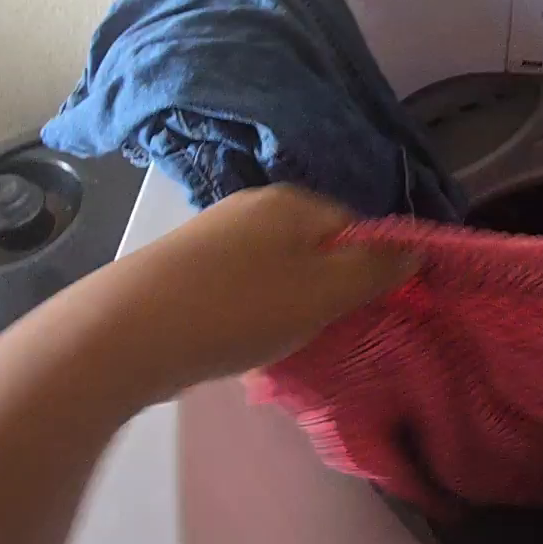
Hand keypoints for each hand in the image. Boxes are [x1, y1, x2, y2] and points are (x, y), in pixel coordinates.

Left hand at [113, 185, 417, 389]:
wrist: (126, 332)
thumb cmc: (242, 307)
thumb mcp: (325, 291)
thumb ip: (375, 269)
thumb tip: (416, 250)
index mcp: (294, 201)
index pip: (356, 227)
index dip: (368, 270)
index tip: (360, 312)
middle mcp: (254, 205)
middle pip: (315, 247)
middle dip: (326, 290)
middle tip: (321, 331)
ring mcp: (214, 232)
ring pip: (277, 268)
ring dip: (288, 304)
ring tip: (277, 342)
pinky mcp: (184, 263)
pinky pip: (240, 283)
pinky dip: (250, 309)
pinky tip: (237, 339)